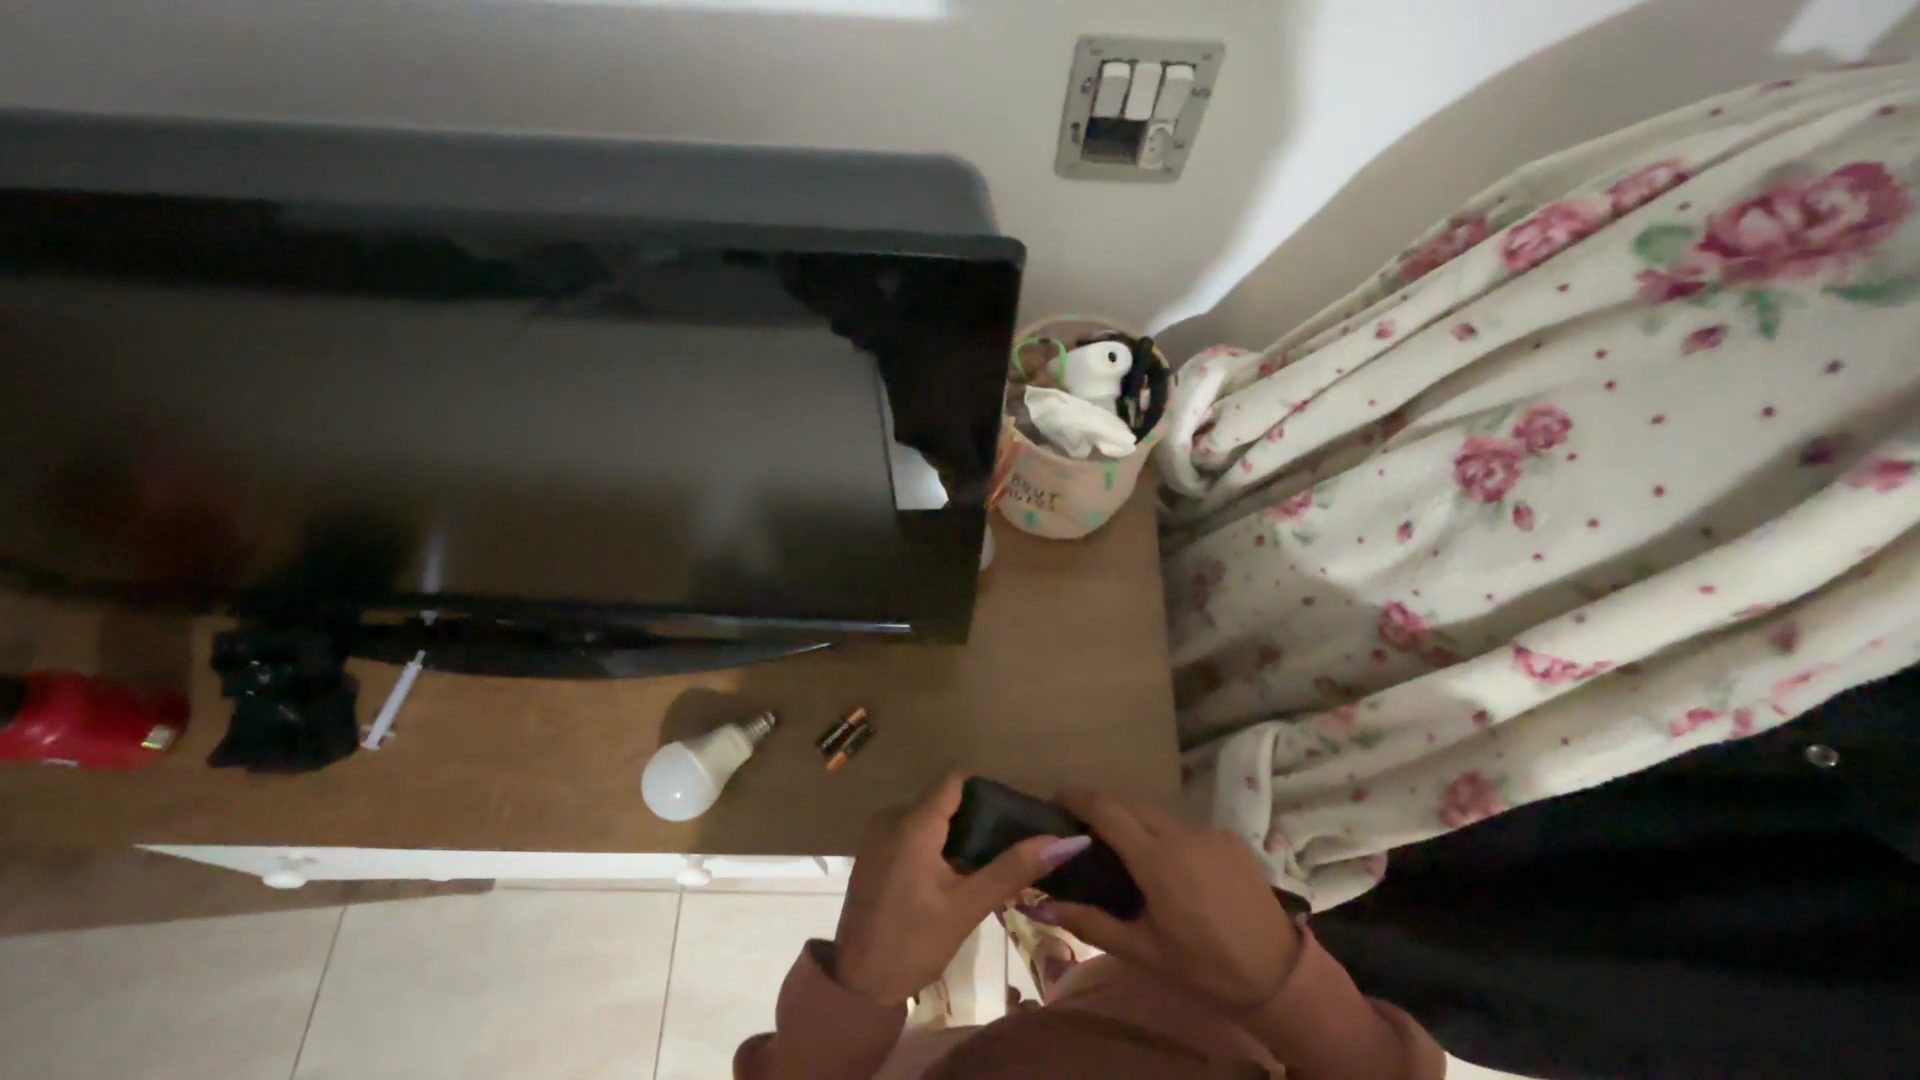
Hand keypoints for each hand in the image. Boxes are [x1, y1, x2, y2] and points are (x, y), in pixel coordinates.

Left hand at [833, 772, 1087, 1006]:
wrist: (858, 985)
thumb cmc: (914, 942)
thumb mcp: (968, 906)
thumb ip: (1013, 869)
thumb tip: (1065, 841)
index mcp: (913, 823)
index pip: (955, 780)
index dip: (987, 790)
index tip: (1015, 814)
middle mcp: (891, 818)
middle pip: (943, 799)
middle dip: (977, 817)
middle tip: (1010, 845)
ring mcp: (877, 837)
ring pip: (928, 819)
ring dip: (957, 835)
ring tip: (990, 863)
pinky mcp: (873, 857)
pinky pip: (911, 835)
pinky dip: (936, 847)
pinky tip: (956, 876)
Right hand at [1031, 790, 1302, 1013]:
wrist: (1278, 975)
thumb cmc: (1203, 967)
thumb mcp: (1141, 951)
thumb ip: (1090, 922)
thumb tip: (1040, 906)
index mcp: (1156, 859)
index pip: (1106, 809)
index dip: (1077, 797)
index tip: (1055, 800)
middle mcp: (1181, 834)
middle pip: (1130, 801)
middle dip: (1101, 804)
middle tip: (1079, 823)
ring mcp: (1209, 832)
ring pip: (1158, 812)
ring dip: (1133, 818)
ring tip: (1120, 846)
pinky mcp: (1230, 838)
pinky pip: (1185, 827)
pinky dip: (1164, 834)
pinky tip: (1166, 864)